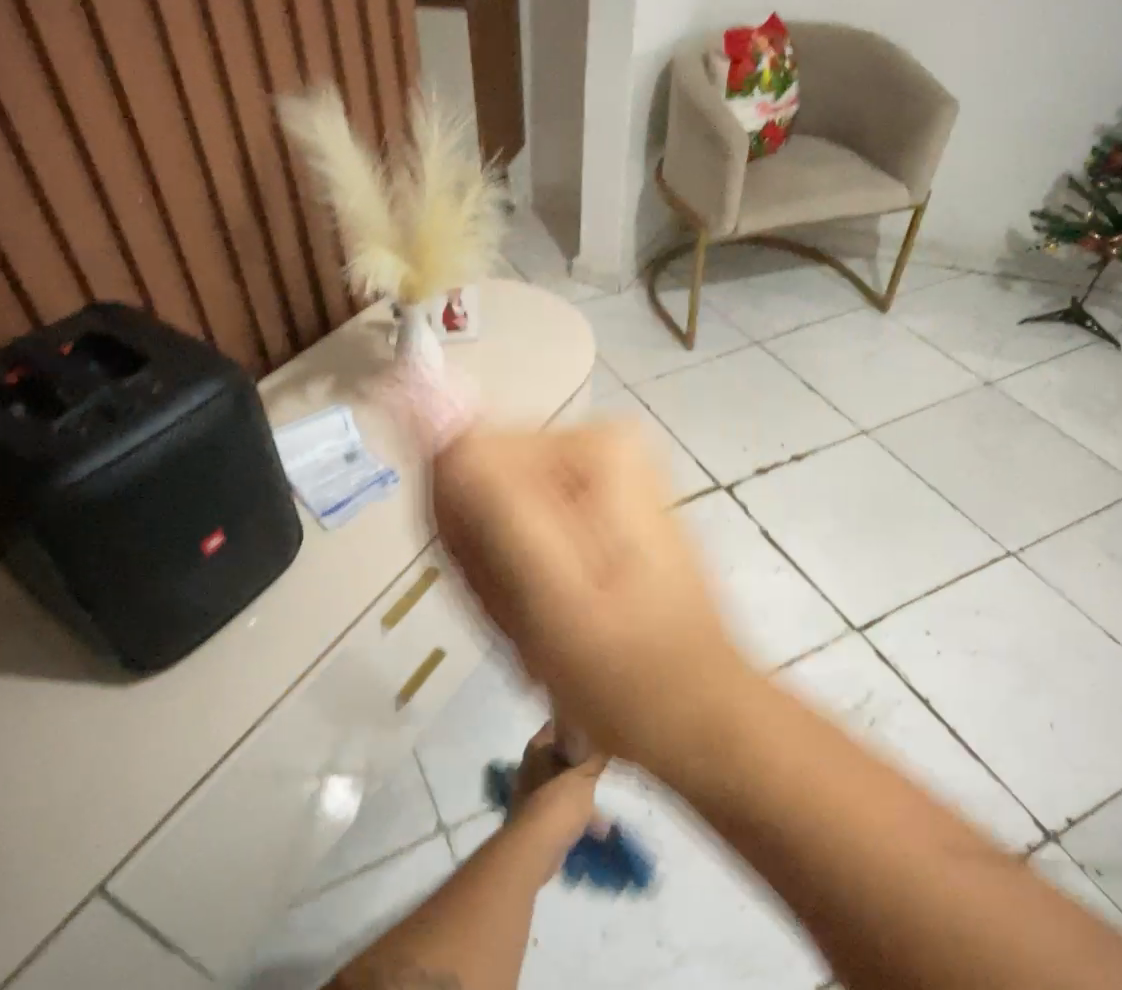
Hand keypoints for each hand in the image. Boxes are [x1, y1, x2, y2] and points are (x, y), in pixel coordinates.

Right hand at [432, 424, 748, 765]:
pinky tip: (548, 625)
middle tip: (521, 624)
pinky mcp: (595, 513)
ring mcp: (597, 481)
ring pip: (490, 519)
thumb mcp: (544, 587)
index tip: (493, 595)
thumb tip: (423, 400)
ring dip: (499, 585)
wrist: (697, 720)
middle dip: (484, 565)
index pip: (462, 458)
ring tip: (539, 632)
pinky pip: (516, 538)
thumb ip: (485, 494)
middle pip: (477, 486)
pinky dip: (518, 590)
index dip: (461, 536)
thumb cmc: (625, 671)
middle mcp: (595, 445)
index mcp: (591, 446)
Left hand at [511, 722, 604, 834]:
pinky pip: (565, 807)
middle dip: (584, 758)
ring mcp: (534, 792)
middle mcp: (532, 765)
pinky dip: (581, 811)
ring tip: (611, 790)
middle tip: (610, 758)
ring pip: (564, 781)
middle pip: (562, 754)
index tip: (600, 726)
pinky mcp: (540, 817)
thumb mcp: (585, 776)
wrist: (537, 848)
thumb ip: (598, 758)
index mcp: (538, 748)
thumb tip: (609, 743)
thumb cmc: (559, 803)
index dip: (577, 723)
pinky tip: (603, 821)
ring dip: (584, 787)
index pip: (557, 725)